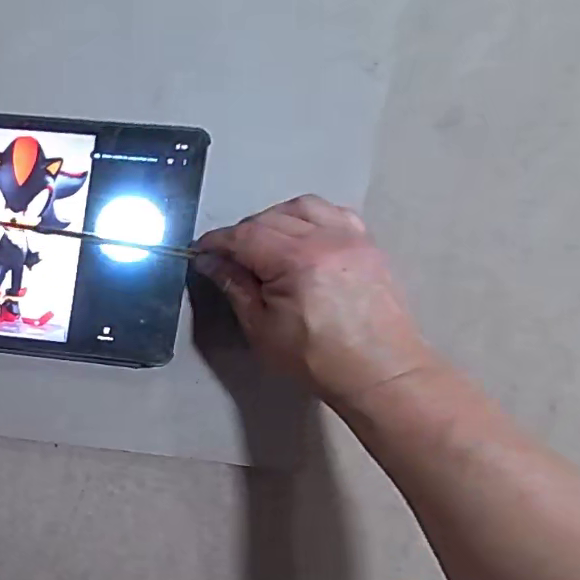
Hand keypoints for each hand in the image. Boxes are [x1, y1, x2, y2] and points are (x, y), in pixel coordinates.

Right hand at [194, 195, 440, 406]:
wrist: (382, 372)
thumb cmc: (314, 357)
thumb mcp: (259, 326)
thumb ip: (234, 285)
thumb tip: (208, 262)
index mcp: (297, 261)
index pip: (244, 235)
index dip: (215, 241)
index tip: (197, 253)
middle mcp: (327, 240)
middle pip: (269, 218)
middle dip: (240, 234)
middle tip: (226, 259)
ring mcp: (352, 239)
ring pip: (302, 207)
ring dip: (273, 220)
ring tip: (262, 245)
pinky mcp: (368, 245)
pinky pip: (333, 214)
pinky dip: (308, 219)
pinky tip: (297, 239)